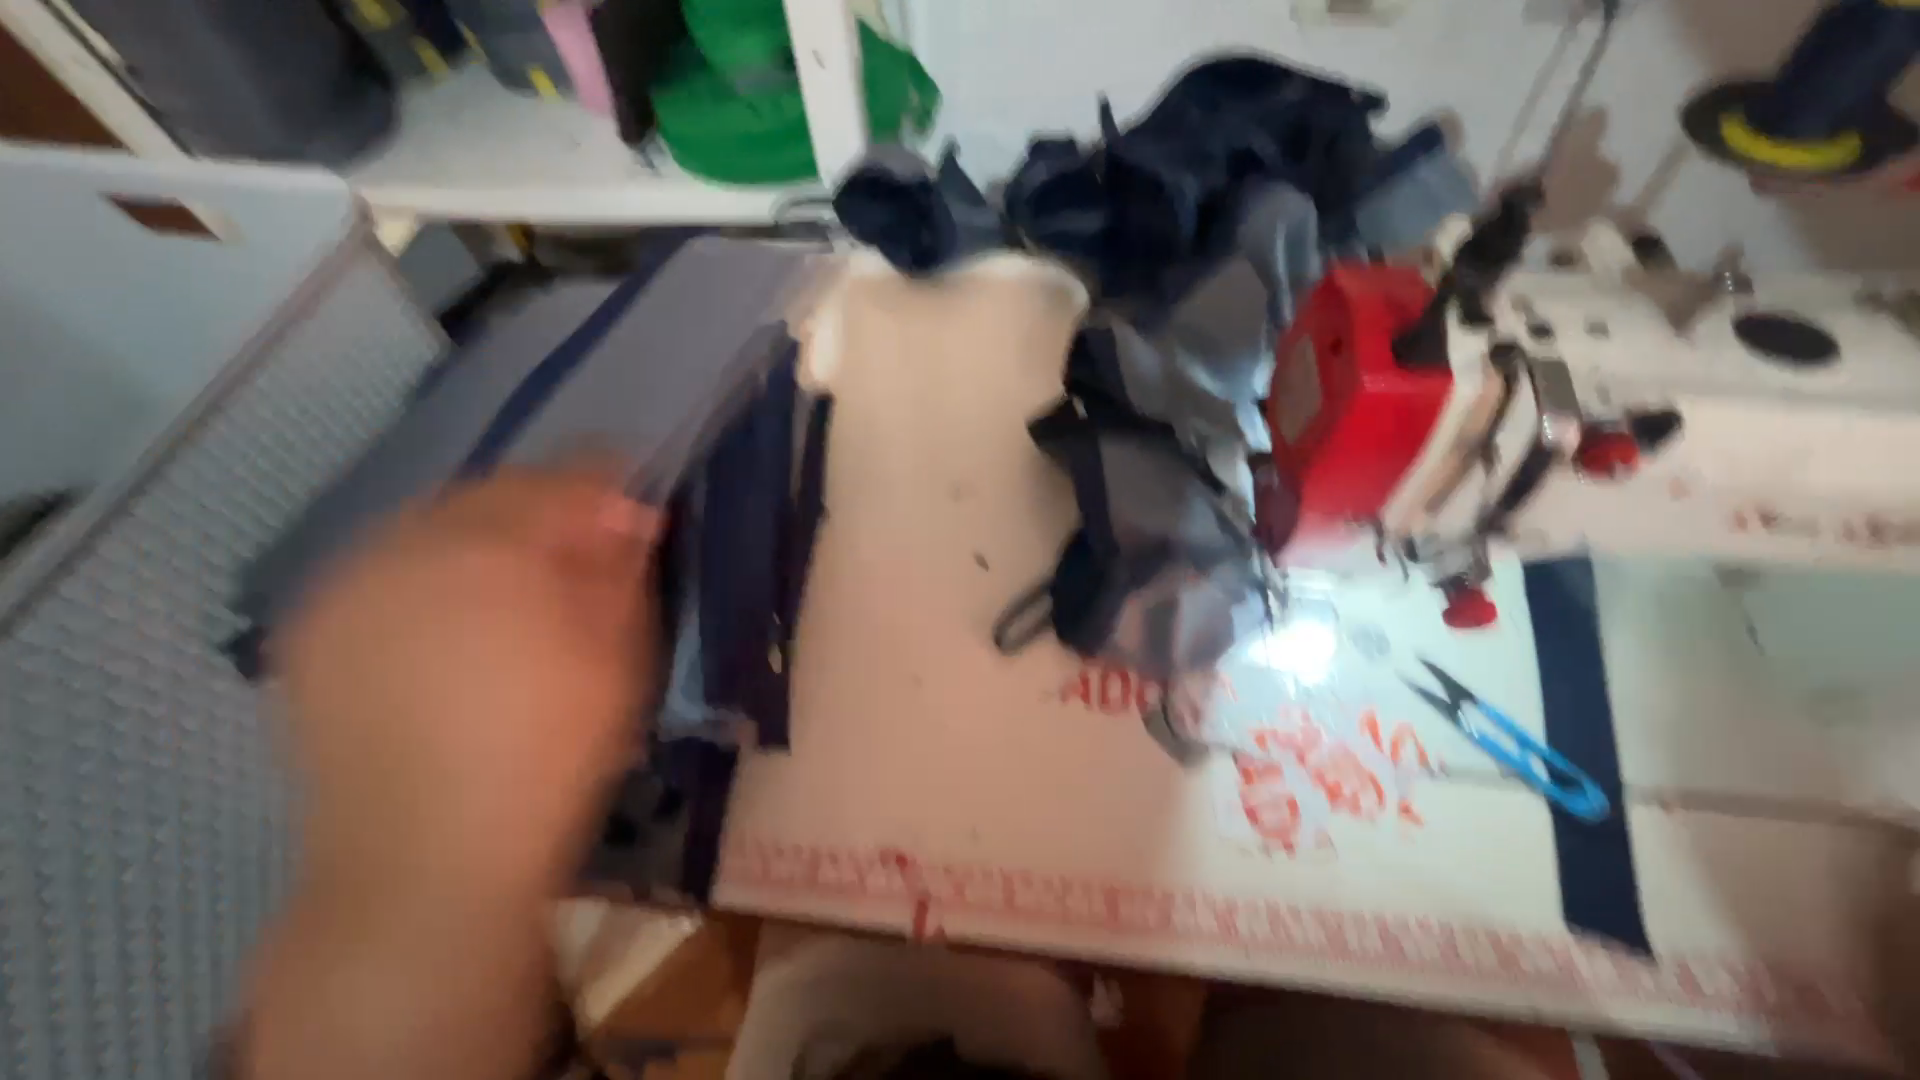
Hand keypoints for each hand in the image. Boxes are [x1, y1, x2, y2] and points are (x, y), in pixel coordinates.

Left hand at [247, 467, 664, 1079]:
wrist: (426, 863)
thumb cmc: (551, 758)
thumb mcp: (618, 660)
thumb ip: (621, 573)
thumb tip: (628, 516)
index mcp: (494, 549)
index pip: (564, 482)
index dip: (607, 489)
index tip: (635, 515)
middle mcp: (407, 546)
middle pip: (491, 493)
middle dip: (543, 511)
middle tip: (580, 554)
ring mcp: (347, 585)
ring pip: (430, 526)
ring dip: (483, 540)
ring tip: (515, 591)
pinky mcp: (312, 631)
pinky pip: (384, 569)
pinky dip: (428, 576)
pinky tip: (451, 624)